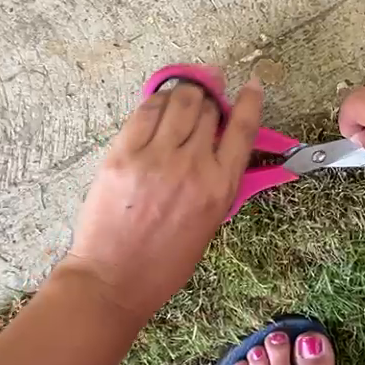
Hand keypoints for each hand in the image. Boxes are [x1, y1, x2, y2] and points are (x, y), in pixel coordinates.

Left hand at [62, 77, 262, 320]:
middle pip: (208, 108)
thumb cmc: (164, 262)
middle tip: (202, 102)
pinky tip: (157, 106)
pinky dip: (156, 102)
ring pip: (180, 101)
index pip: (243, 128)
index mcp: (220, 187)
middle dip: (208, 100)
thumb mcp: (210, 223)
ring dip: (184, 94)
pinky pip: (146, 111)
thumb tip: (216, 144)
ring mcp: (156, 157)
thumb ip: (217, 181)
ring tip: (179, 100)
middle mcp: (193, 166)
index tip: (251, 84)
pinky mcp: (123, 154)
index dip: (249, 100)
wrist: (114, 279)